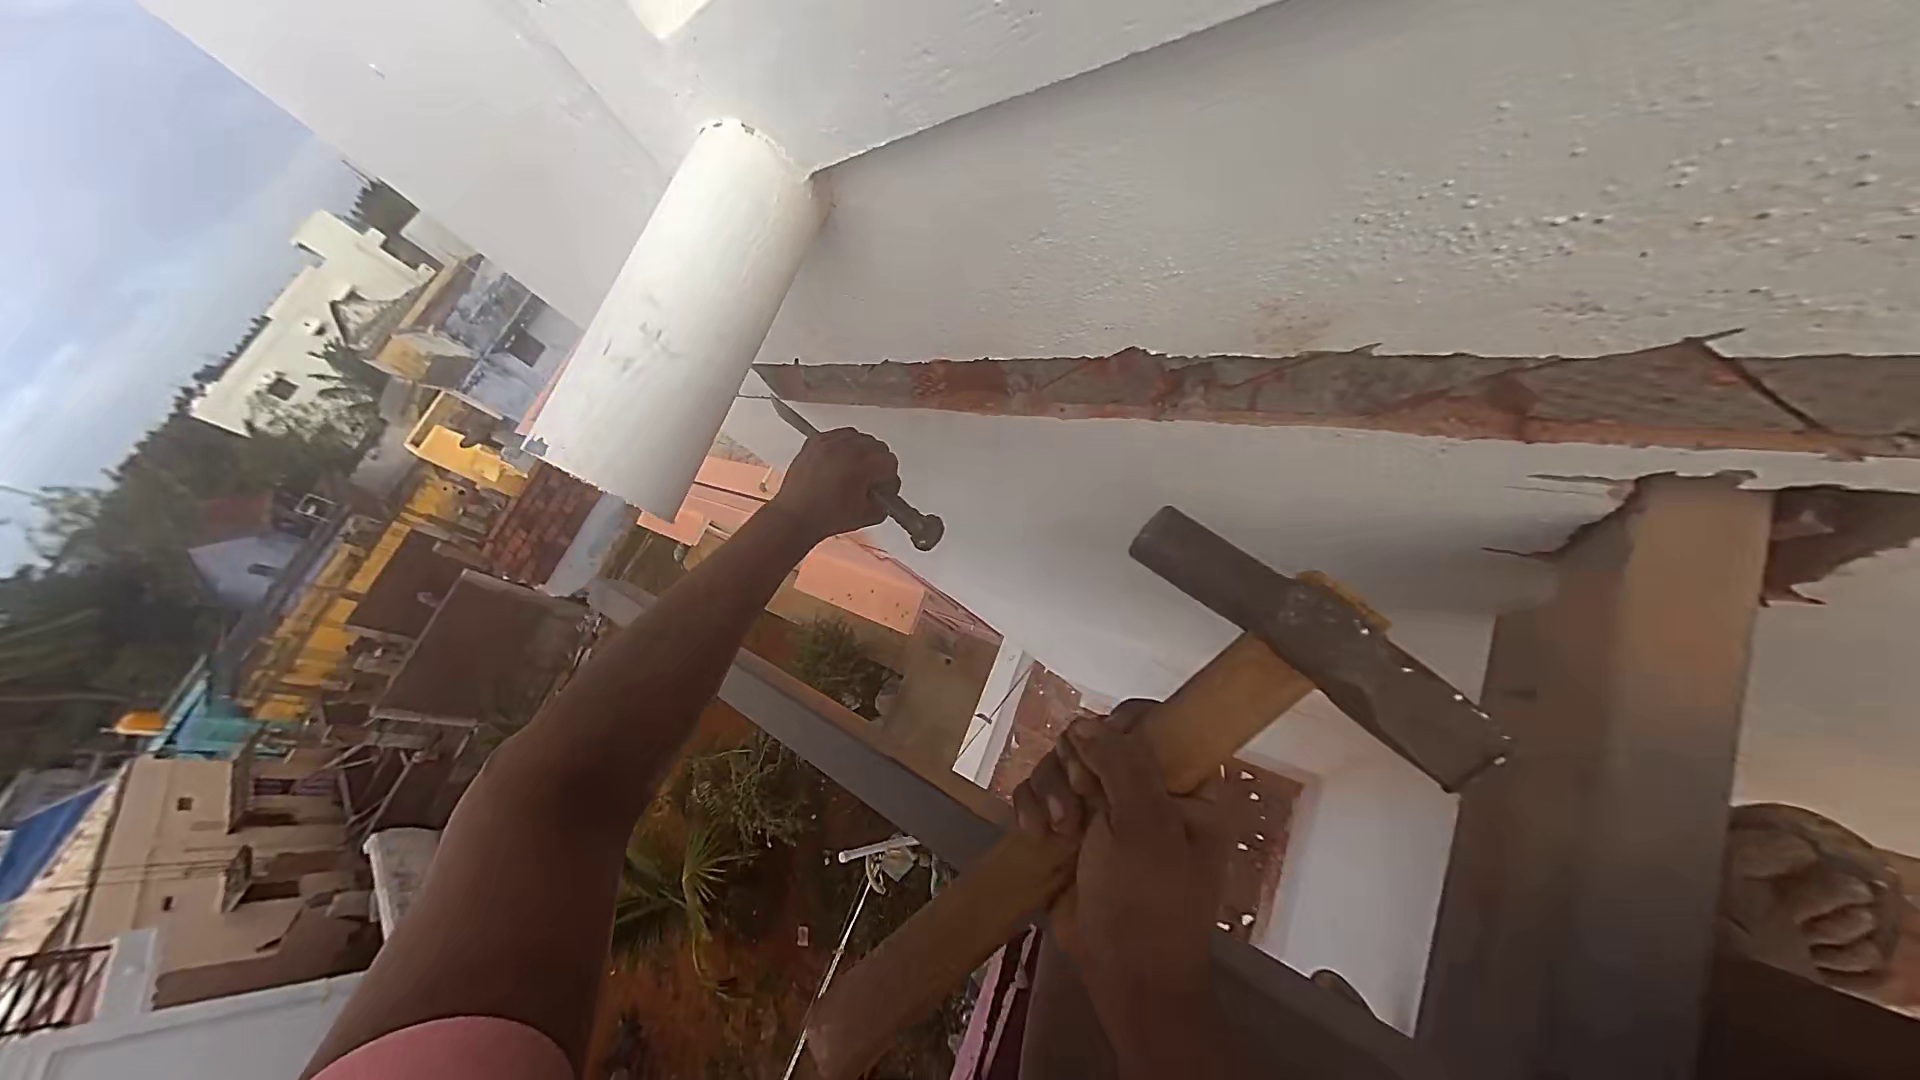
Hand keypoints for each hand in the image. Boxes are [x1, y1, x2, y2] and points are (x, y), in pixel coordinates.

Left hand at [765, 429, 899, 541]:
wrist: (795, 516)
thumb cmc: (826, 517)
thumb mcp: (868, 515)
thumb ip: (886, 501)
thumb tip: (888, 490)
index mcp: (862, 465)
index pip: (890, 462)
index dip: (888, 478)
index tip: (881, 488)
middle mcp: (847, 449)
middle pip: (878, 446)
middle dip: (877, 463)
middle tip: (869, 481)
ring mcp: (830, 442)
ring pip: (859, 437)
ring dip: (861, 452)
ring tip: (853, 470)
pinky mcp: (816, 441)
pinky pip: (839, 434)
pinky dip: (843, 445)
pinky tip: (840, 462)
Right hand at [1013, 704, 1226, 1043]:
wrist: (1125, 978)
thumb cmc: (1151, 903)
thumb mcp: (1147, 827)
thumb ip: (1121, 764)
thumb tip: (1084, 722)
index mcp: (1185, 782)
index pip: (1154, 722)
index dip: (1122, 724)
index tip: (1101, 747)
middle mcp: (1143, 786)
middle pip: (1095, 737)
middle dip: (1077, 765)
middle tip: (1080, 798)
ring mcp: (1104, 806)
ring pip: (1062, 762)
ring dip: (1051, 789)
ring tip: (1057, 828)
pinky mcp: (1071, 826)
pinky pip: (1040, 792)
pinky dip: (1032, 806)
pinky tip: (1035, 832)